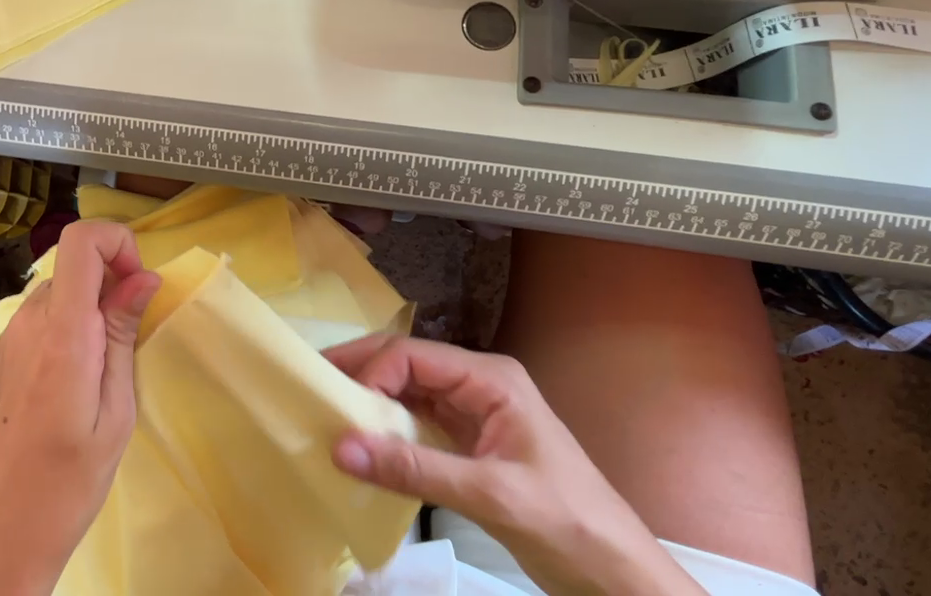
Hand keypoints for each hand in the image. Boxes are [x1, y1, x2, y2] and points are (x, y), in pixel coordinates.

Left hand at [0, 221, 161, 595]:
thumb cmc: (68, 484)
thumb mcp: (115, 413)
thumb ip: (122, 334)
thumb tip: (144, 277)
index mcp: (61, 332)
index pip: (81, 241)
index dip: (118, 242)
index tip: (139, 285)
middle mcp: (25, 323)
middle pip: (71, 267)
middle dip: (110, 284)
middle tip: (129, 338)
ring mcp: (4, 341)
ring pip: (55, 294)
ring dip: (86, 310)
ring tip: (101, 372)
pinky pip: (36, 322)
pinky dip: (63, 329)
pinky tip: (70, 386)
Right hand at [325, 335, 705, 595]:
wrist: (619, 579)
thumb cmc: (568, 527)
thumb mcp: (491, 496)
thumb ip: (414, 469)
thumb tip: (340, 447)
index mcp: (491, 379)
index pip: (414, 356)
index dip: (371, 372)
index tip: (337, 407)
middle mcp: (479, 385)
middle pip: (407, 366)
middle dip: (361, 374)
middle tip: (312, 390)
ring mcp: (475, 413)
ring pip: (409, 393)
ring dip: (370, 402)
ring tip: (327, 414)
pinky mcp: (470, 443)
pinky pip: (418, 423)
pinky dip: (387, 430)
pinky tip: (361, 444)